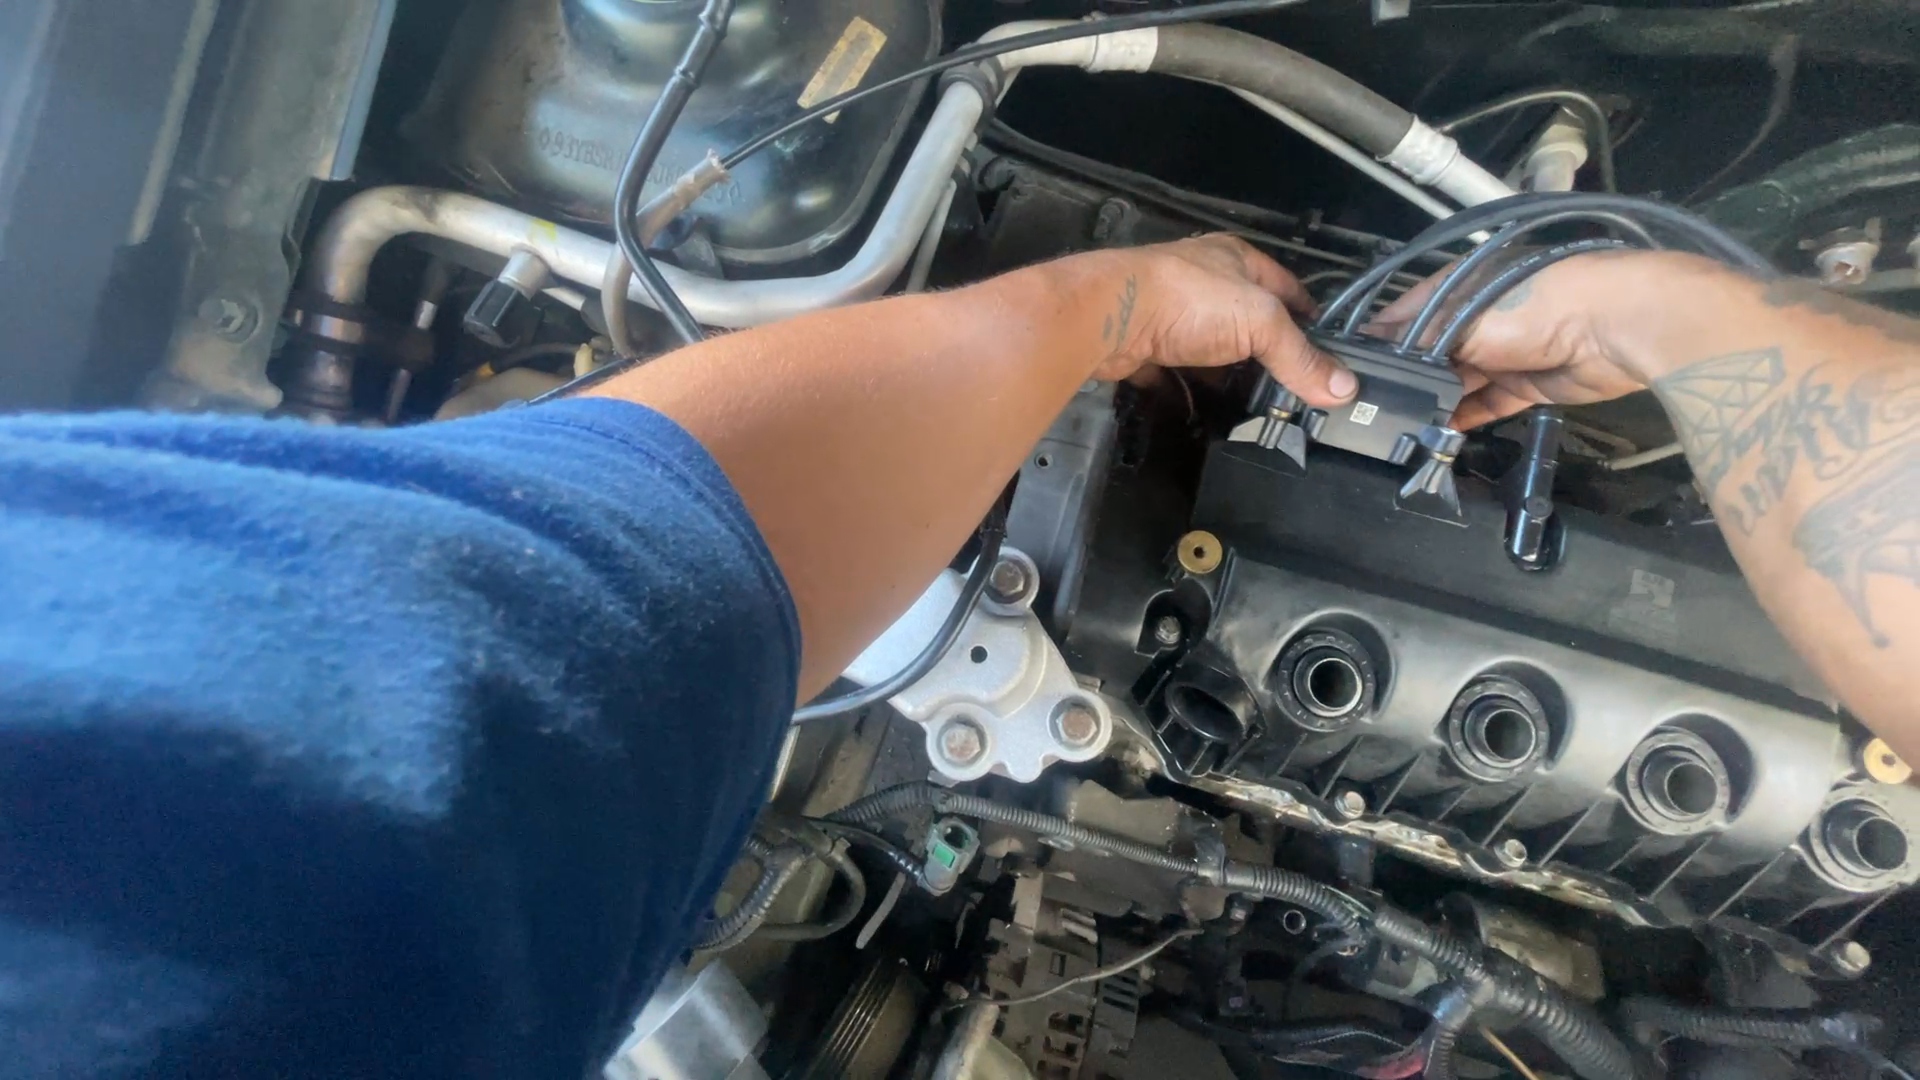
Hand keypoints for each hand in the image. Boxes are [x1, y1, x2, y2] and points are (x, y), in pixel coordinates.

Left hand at [1087, 235, 1358, 407]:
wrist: (1110, 317)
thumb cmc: (1191, 302)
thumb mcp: (1260, 324)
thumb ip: (1299, 357)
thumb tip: (1343, 389)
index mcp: (1236, 260)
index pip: (1285, 286)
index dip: (1306, 315)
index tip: (1323, 349)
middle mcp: (1200, 282)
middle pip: (1242, 319)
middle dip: (1261, 350)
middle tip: (1284, 385)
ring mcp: (1166, 313)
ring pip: (1203, 346)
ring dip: (1220, 372)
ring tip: (1246, 402)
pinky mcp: (1139, 345)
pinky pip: (1167, 371)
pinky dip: (1181, 389)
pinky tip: (1195, 410)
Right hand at [1370, 250, 1718, 428]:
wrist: (1620, 327)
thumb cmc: (1532, 307)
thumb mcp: (1460, 317)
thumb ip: (1413, 340)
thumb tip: (1368, 356)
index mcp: (1458, 288)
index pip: (1400, 316)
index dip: (1370, 341)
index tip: (1339, 369)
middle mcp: (1476, 319)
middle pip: (1424, 353)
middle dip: (1397, 377)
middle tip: (1359, 406)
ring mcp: (1501, 353)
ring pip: (1451, 383)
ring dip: (1426, 401)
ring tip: (1388, 424)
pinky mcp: (1522, 385)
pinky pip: (1482, 406)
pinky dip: (1459, 419)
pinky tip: (1430, 433)